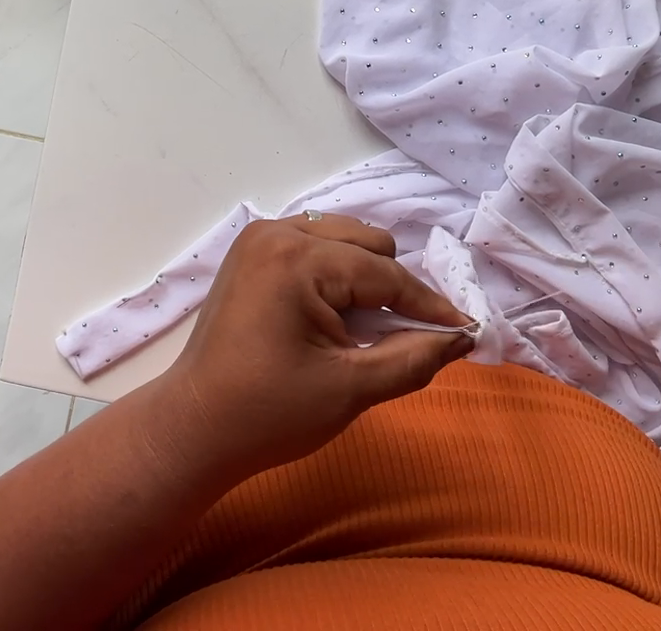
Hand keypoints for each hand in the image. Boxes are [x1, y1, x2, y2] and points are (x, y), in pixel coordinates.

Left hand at [149, 214, 472, 479]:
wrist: (195, 427)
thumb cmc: (268, 414)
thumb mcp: (350, 390)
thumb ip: (413, 358)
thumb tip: (462, 336)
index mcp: (297, 260)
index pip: (384, 275)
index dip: (428, 305)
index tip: (466, 327)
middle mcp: (278, 232)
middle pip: (368, 243)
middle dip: (392, 289)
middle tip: (396, 338)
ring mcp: (261, 236)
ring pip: (344, 237)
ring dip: (365, 276)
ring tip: (361, 328)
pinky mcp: (253, 250)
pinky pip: (317, 243)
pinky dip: (336, 271)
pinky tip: (333, 312)